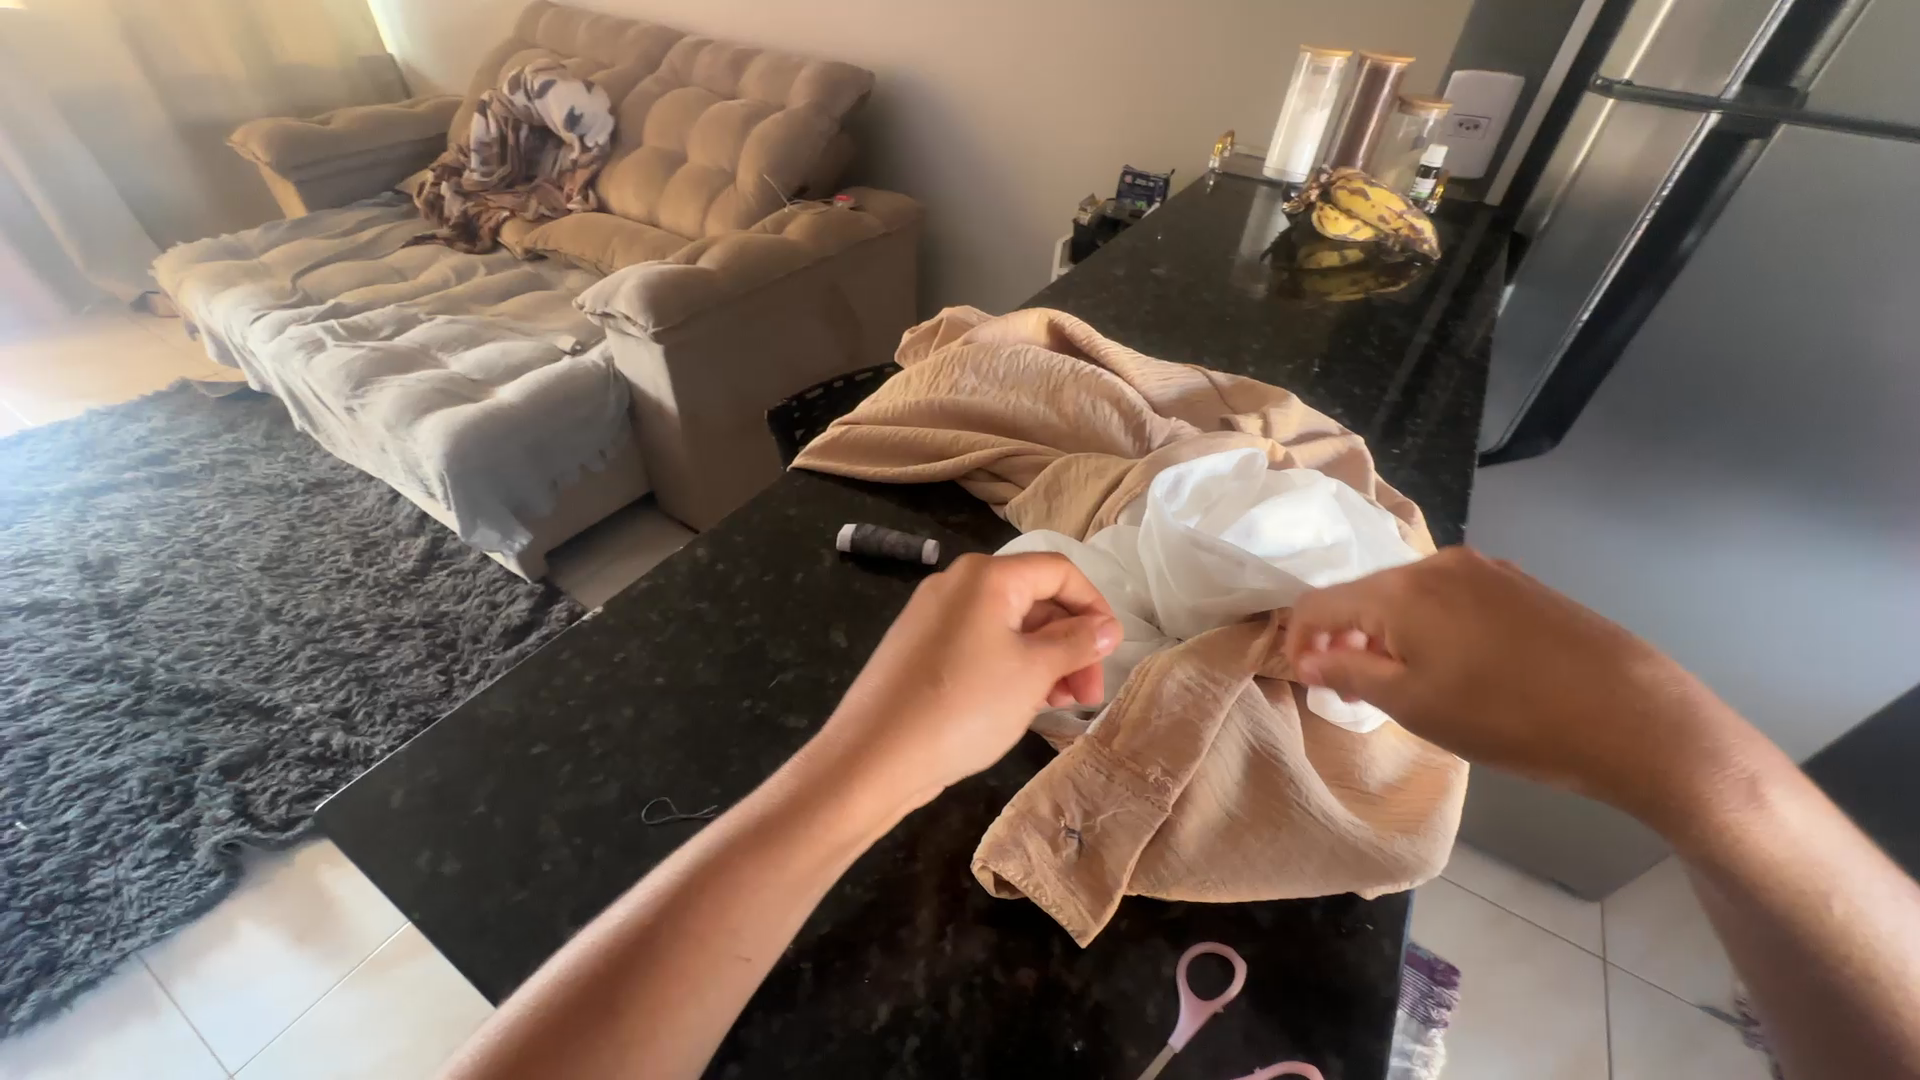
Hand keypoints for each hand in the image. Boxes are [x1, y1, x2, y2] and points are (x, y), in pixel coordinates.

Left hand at [813, 553, 1120, 810]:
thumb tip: (1109, 627)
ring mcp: (934, 616)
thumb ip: (1076, 643)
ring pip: (1008, 627)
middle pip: (1033, 599)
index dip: (1094, 606)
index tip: (1111, 651)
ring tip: (1062, 705)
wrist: (875, 756)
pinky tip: (1025, 703)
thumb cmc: (965, 705)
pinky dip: (1010, 667)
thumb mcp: (1033, 673)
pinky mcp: (921, 648)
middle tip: (1089, 693)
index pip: (1059, 571)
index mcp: (987, 576)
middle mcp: (957, 584)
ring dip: (1044, 659)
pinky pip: (980, 645)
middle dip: (1070, 642)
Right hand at [1282, 547, 1748, 824]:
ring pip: (1405, 595)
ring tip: (1402, 680)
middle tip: (1350, 688)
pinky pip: (1447, 597)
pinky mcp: (1518, 583)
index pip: (1318, 604)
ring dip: (1385, 632)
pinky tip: (1454, 664)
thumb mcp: (1412, 704)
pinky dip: (1427, 625)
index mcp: (1399, 591)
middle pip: (1361, 594)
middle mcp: (1435, 565)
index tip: (1305, 680)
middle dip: (1343, 637)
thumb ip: (1348, 673)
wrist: (1638, 719)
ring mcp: (1482, 570)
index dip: (1298, 641)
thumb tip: (1307, 661)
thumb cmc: (1508, 718)